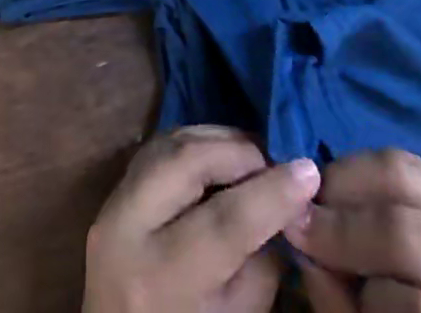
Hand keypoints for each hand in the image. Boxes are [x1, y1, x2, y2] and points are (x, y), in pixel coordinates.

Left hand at [83, 125, 321, 312]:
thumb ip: (261, 260)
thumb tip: (286, 200)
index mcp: (159, 279)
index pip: (224, 220)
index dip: (272, 191)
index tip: (310, 170)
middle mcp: (124, 230)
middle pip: (187, 159)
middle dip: (240, 151)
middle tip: (277, 162)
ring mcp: (110, 203)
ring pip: (170, 142)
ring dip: (218, 141)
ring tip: (254, 157)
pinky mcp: (112, 190)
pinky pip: (157, 148)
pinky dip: (195, 144)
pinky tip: (222, 156)